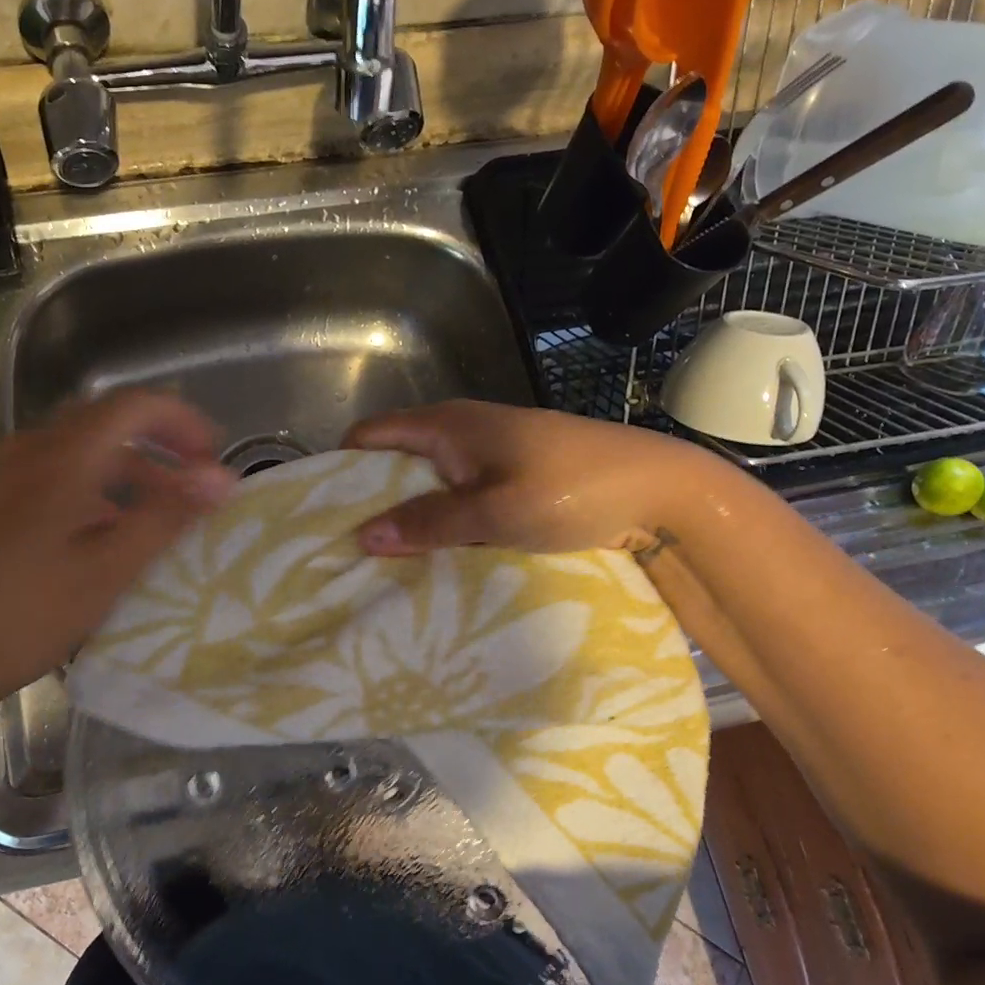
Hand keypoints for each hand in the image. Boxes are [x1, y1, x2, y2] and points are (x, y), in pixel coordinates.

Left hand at [0, 391, 234, 769]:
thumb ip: (167, 518)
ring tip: (159, 514)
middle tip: (193, 481)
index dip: (181, 421)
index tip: (214, 455)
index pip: (133, 406)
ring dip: (127, 471)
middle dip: (158, 445)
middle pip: (105, 423)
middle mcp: (29, 452)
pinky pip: (53, 477)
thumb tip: (223, 478)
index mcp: (61, 457)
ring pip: (79, 452)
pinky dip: (94, 490)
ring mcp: (2, 477)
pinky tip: (105, 536)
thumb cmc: (24, 616)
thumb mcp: (108, 571)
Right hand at [342, 400, 724, 555]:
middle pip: (395, 458)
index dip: (340, 465)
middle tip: (350, 548)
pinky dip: (443, 518)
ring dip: (409, 513)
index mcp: (448, 425)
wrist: (662, 492)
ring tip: (387, 560)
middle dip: (371, 498)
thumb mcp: (493, 512)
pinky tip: (439, 553)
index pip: (370, 434)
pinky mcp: (514, 474)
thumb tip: (361, 536)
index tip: (321, 512)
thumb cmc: (572, 491)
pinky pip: (459, 493)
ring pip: (429, 479)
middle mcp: (463, 430)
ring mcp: (491, 451)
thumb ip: (427, 522)